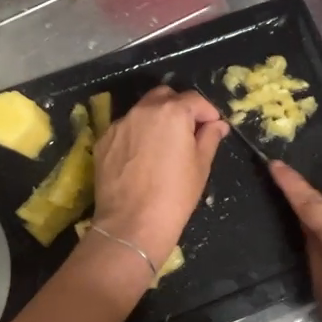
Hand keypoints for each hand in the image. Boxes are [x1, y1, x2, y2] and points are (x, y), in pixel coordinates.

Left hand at [89, 86, 227, 269]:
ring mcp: (120, 124)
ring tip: (162, 145)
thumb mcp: (201, 165)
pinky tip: (141, 158)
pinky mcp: (103, 140)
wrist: (131, 224)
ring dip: (156, 119)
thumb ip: (210, 137)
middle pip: (165, 96)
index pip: (195, 99)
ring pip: (142, 110)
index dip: (208, 112)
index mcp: (172, 111)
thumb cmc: (175, 195)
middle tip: (188, 131)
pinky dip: (136, 134)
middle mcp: (143, 110)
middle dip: (179, 107)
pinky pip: (125, 129)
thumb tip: (217, 124)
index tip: (213, 127)